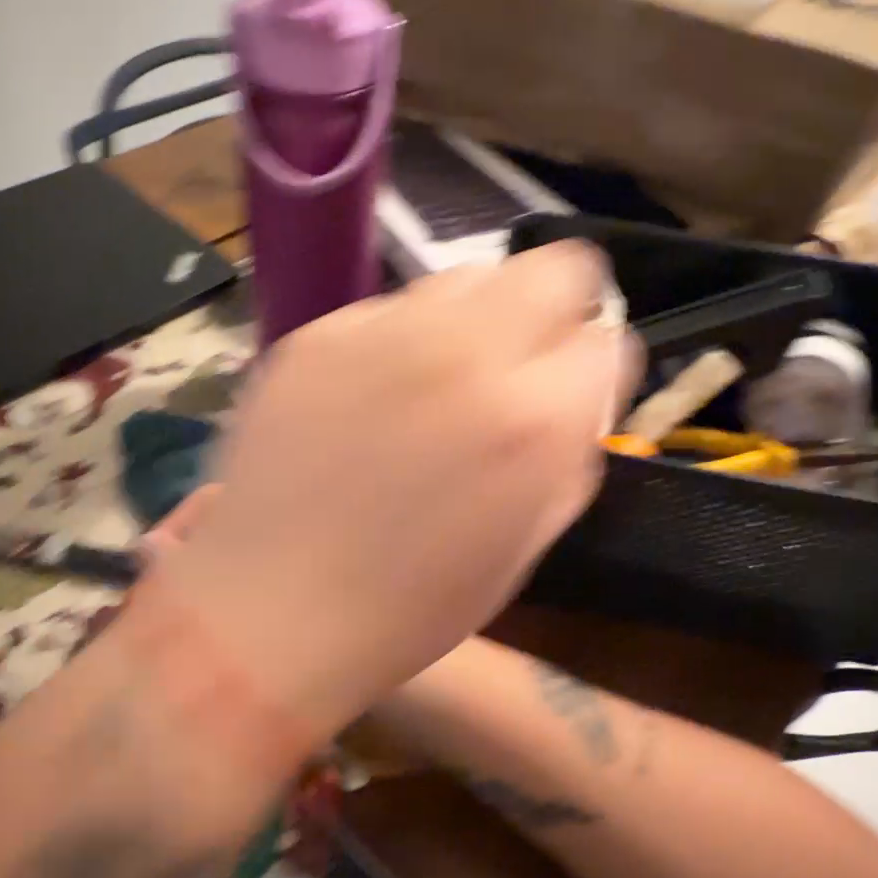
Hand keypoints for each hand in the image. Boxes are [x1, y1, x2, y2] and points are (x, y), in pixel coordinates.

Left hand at [140, 242, 639, 739]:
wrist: (271, 610)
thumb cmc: (411, 606)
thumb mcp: (525, 546)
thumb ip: (569, 452)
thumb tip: (579, 393)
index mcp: (532, 421)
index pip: (606, 341)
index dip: (593, 370)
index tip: (570, 393)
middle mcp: (466, 353)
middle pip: (553, 267)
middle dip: (556, 307)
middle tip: (524, 359)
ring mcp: (384, 333)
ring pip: (469, 276)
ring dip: (478, 317)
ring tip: (443, 377)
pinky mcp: (319, 334)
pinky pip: (390, 308)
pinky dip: (402, 339)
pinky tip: (372, 395)